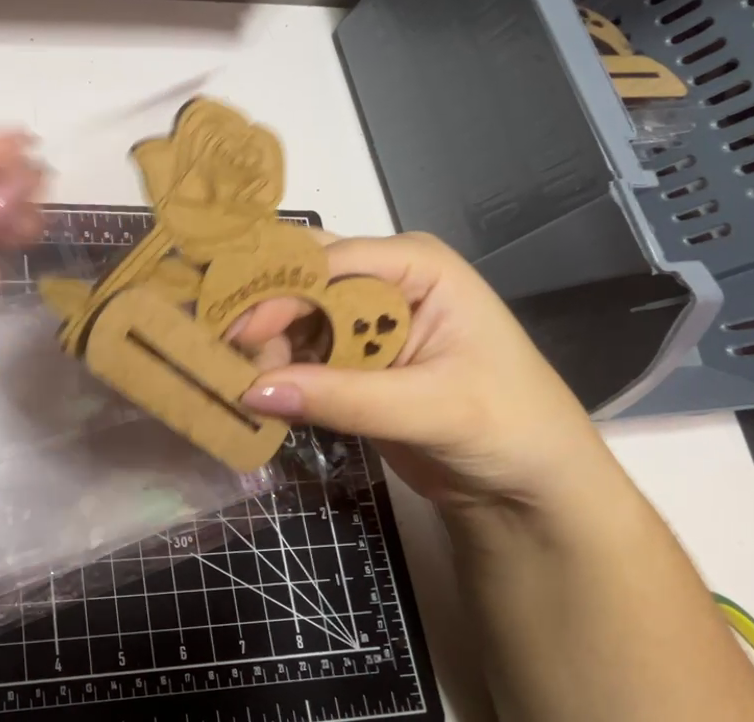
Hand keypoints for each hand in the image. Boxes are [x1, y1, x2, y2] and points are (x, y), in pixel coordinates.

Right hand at [231, 232, 613, 515]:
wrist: (531, 490)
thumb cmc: (510, 430)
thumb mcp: (432, 409)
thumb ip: (342, 397)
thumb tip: (251, 391)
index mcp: (414, 265)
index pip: (329, 263)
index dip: (279, 293)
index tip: (238, 334)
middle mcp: (381, 277)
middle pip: (300, 276)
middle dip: (261, 309)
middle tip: (223, 347)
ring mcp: (362, 315)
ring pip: (289, 312)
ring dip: (262, 342)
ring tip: (239, 379)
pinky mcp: (347, 353)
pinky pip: (294, 347)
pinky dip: (272, 366)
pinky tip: (253, 386)